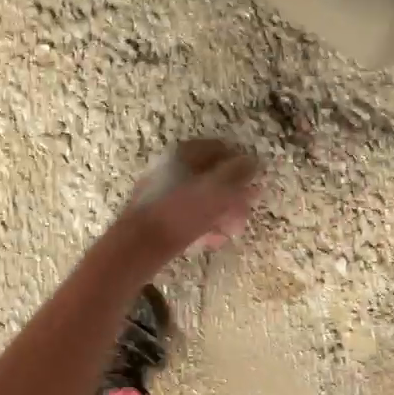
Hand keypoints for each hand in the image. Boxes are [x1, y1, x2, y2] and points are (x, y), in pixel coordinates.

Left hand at [119, 139, 261, 259]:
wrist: (139, 245)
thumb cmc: (182, 212)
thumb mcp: (217, 190)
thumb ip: (238, 173)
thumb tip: (253, 161)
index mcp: (184, 154)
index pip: (220, 148)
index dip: (240, 163)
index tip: (253, 183)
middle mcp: (172, 167)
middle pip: (211, 175)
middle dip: (233, 194)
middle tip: (245, 212)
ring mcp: (163, 191)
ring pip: (201, 197)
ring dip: (221, 212)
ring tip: (232, 231)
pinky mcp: (159, 215)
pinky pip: (188, 214)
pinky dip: (203, 224)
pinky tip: (212, 240)